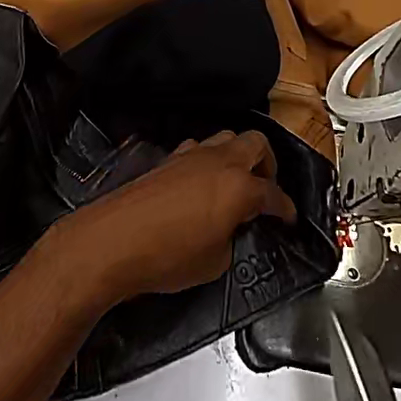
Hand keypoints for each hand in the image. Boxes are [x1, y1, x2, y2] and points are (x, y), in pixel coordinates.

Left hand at [39, 130, 298, 309]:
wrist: (112, 242)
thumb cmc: (168, 256)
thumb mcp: (215, 262)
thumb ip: (232, 238)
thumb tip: (230, 229)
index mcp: (240, 187)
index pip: (274, 194)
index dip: (286, 208)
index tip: (288, 217)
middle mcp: (219, 161)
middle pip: (257, 144)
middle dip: (267, 164)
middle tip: (264, 189)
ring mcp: (191, 155)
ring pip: (226, 138)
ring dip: (237, 156)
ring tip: (234, 183)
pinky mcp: (167, 160)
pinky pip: (198, 149)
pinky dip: (208, 161)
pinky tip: (201, 184)